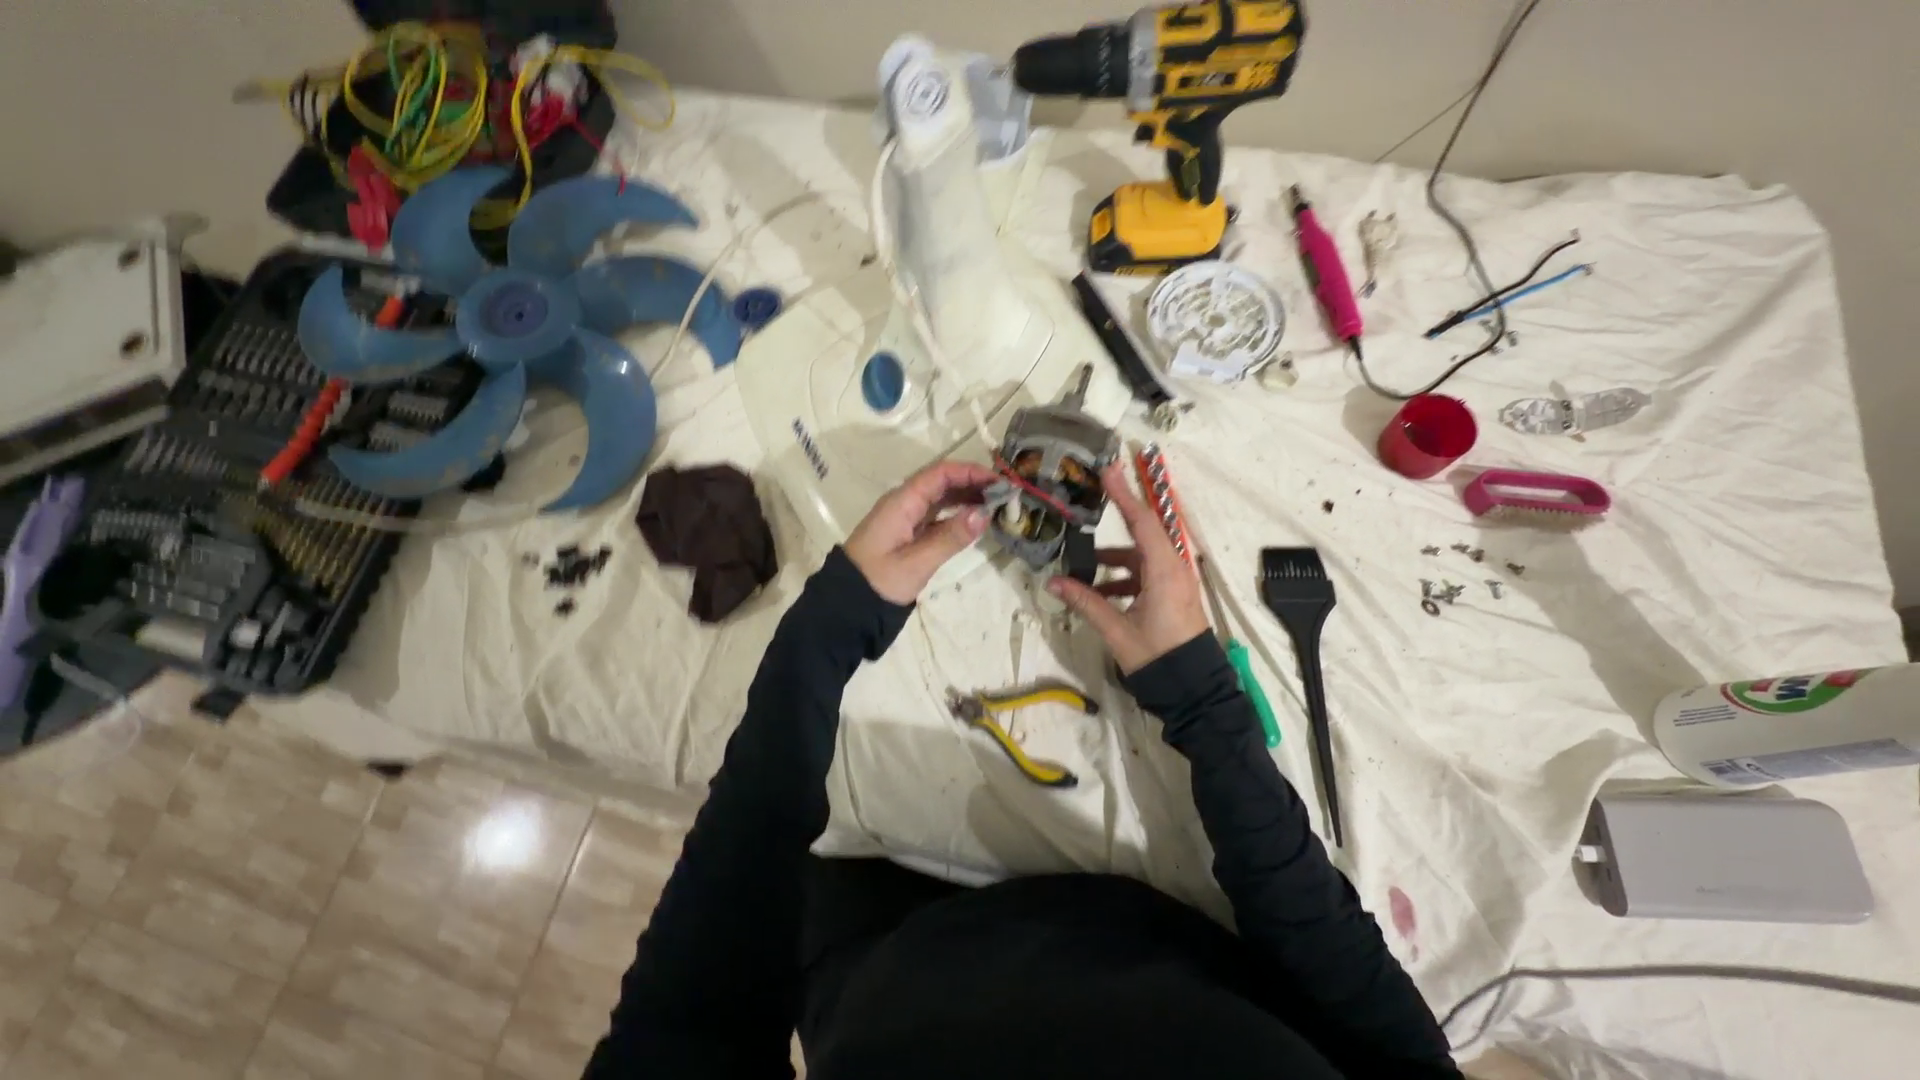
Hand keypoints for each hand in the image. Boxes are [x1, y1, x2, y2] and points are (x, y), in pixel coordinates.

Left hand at [845, 461, 994, 604]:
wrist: (847, 604)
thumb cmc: (880, 581)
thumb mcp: (917, 562)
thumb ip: (951, 537)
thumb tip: (985, 513)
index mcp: (902, 502)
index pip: (940, 473)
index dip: (971, 472)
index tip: (999, 481)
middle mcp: (904, 503)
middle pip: (942, 482)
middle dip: (973, 483)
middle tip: (1005, 494)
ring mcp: (905, 518)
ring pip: (940, 498)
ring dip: (967, 497)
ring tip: (996, 505)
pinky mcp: (907, 533)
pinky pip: (936, 515)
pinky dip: (957, 514)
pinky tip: (975, 521)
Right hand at [1048, 462, 1209, 673]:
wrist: (1193, 688)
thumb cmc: (1158, 656)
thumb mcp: (1118, 629)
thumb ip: (1086, 602)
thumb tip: (1053, 583)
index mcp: (1165, 570)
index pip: (1142, 522)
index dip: (1124, 494)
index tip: (1108, 469)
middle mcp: (1174, 568)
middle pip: (1144, 532)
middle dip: (1119, 515)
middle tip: (1094, 496)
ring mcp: (1175, 581)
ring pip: (1141, 556)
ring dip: (1114, 558)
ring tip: (1083, 566)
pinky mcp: (1172, 594)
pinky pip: (1145, 573)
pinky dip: (1123, 577)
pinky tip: (1099, 592)